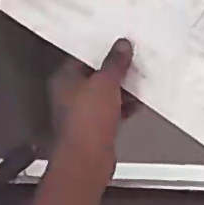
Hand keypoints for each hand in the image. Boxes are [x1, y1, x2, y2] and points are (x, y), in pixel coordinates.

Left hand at [48, 40, 134, 183]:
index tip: (119, 44)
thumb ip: (115, 62)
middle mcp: (70, 93)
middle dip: (114, 69)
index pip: (83, 56)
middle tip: (132, 60)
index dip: (102, 49)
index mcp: (65, 78)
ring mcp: (82, 111)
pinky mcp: (94, 127)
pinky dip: (122, 106)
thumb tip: (122, 46)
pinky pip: (110, 110)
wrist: (87, 160)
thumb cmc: (87, 121)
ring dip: (121, 88)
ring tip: (138, 80)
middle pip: (95, 74)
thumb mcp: (106, 82)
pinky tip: (136, 103)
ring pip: (104, 93)